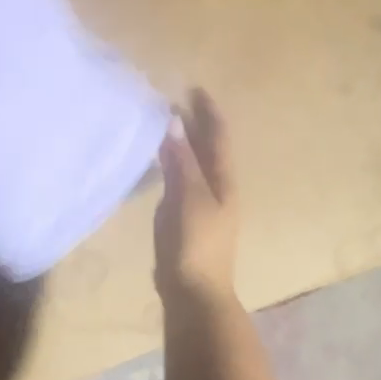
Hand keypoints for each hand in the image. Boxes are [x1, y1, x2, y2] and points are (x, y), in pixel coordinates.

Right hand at [155, 88, 238, 303]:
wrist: (194, 290)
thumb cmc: (196, 243)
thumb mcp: (189, 198)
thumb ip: (182, 162)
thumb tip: (175, 122)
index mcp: (223, 181)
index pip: (216, 138)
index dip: (207, 112)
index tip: (194, 88)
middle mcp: (216, 188)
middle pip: (206, 149)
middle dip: (194, 125)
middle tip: (173, 102)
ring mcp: (200, 205)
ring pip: (192, 164)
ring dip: (181, 144)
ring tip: (163, 126)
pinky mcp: (184, 219)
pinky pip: (178, 181)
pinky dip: (170, 165)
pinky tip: (157, 165)